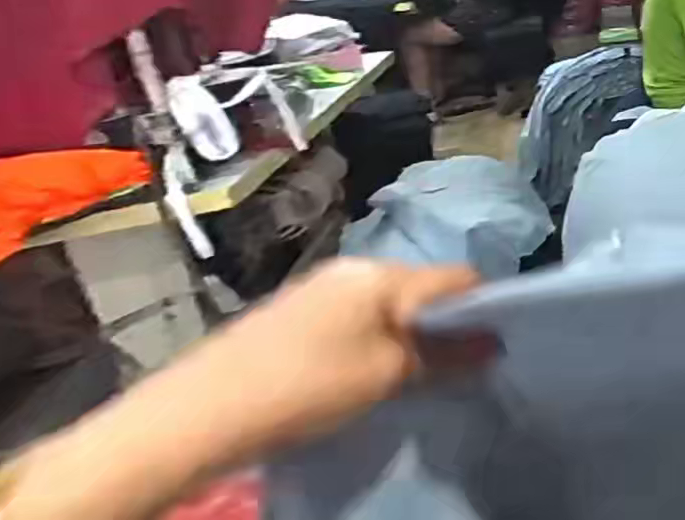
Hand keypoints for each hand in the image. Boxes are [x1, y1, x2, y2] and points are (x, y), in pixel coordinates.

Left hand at [0, 261, 488, 519]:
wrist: (189, 417)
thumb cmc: (303, 387)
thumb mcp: (383, 377)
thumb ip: (443, 357)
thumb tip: (493, 343)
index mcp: (383, 273)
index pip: (456, 276)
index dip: (483, 305)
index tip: (495, 341)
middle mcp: (356, 267)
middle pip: (421, 287)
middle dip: (443, 321)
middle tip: (452, 365)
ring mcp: (321, 285)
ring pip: (387, 301)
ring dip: (406, 330)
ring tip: (408, 373)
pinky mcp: (294, 309)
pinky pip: (355, 313)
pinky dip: (373, 336)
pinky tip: (360, 371)